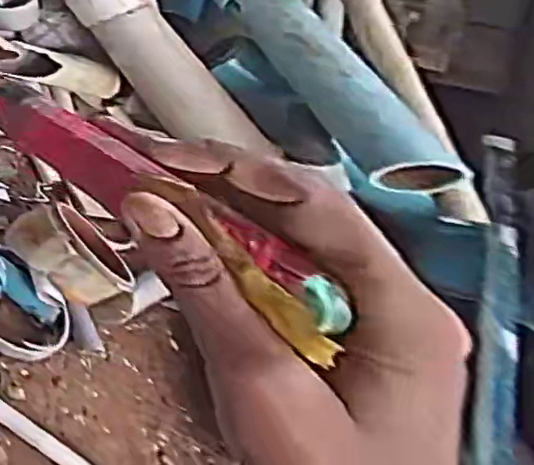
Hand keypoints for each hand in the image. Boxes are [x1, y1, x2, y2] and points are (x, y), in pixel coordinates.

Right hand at [114, 134, 469, 464]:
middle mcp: (381, 296)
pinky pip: (255, 256)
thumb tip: (148, 206)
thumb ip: (204, 286)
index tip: (161, 157)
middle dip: (203, 175)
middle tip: (134, 157)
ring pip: (265, 225)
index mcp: (399, 308)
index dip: (230, 167)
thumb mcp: (259, 377)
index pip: (311, 201)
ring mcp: (350, 308)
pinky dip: (203, 233)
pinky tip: (164, 225)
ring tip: (137, 179)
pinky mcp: (312, 319)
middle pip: (284, 205)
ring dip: (197, 200)